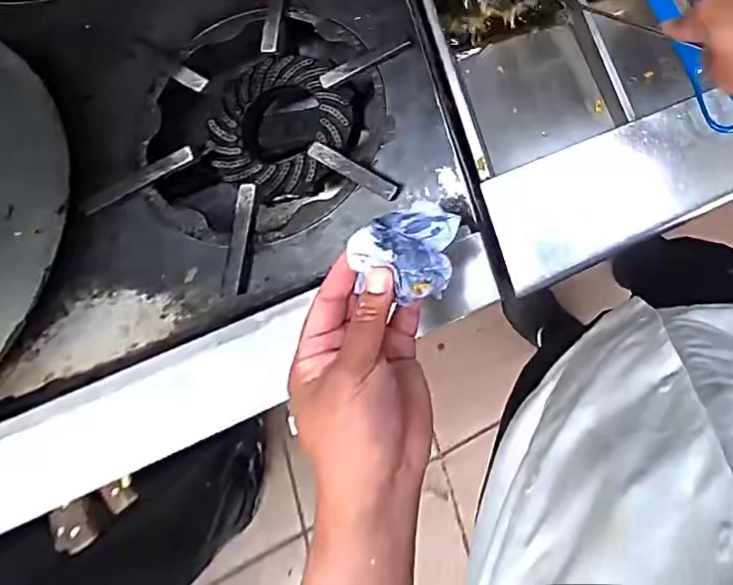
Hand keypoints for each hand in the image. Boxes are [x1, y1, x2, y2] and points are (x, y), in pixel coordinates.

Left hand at [289, 256, 431, 584]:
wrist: (383, 484)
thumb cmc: (348, 447)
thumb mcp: (351, 373)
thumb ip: (368, 323)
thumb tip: (377, 281)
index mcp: (315, 353)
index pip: (328, 300)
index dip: (344, 272)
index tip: (361, 247)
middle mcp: (342, 350)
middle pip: (358, 300)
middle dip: (373, 275)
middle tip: (390, 248)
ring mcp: (371, 355)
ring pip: (383, 309)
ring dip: (394, 286)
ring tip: (407, 261)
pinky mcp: (398, 361)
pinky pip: (403, 323)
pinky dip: (411, 304)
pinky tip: (417, 287)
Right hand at [666, 0, 732, 100]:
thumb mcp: (730, 82)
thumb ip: (713, 72)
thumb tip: (716, 64)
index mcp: (704, 17)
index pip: (680, 27)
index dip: (676, 36)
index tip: (672, 34)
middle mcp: (728, 0)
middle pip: (716, 24)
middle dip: (722, 44)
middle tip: (731, 70)